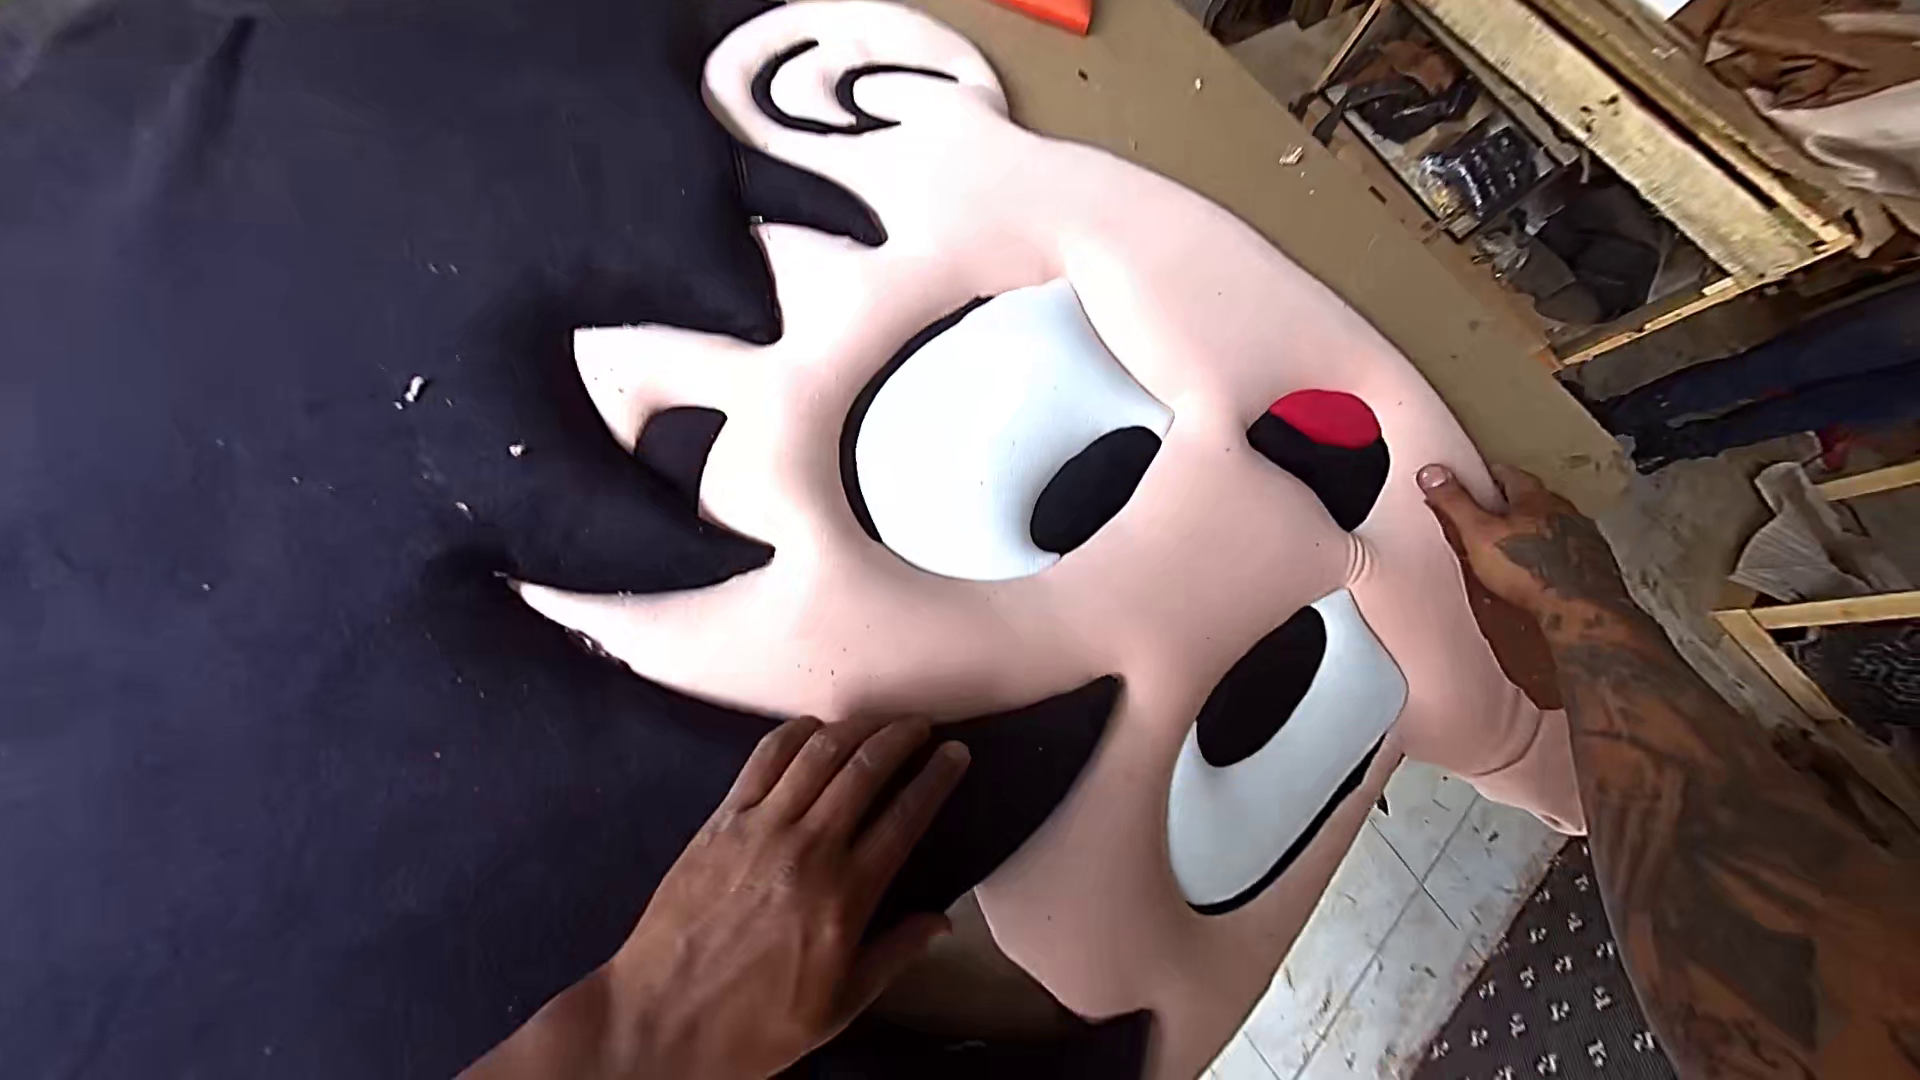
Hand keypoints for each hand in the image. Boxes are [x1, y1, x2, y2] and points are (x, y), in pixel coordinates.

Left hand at [463, 715, 968, 1079]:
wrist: (653, 1025)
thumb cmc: (752, 1026)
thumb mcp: (837, 1006)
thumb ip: (895, 954)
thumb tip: (943, 919)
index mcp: (844, 897)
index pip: (906, 817)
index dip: (938, 778)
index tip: (956, 754)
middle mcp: (810, 848)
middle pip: (867, 770)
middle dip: (903, 737)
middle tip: (922, 726)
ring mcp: (764, 826)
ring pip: (821, 753)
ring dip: (858, 727)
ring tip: (879, 722)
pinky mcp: (725, 817)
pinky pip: (766, 757)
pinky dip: (797, 733)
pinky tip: (816, 728)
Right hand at [1416, 463, 1635, 625]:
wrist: (1578, 611)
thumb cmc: (1530, 571)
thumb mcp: (1476, 532)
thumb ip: (1453, 502)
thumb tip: (1433, 474)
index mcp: (1535, 499)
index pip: (1507, 473)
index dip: (1484, 474)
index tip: (1470, 478)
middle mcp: (1563, 513)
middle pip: (1529, 497)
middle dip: (1506, 501)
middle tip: (1485, 506)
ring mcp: (1580, 539)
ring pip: (1547, 523)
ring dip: (1527, 526)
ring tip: (1505, 537)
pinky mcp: (1589, 565)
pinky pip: (1560, 549)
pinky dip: (1542, 551)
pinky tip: (1528, 565)